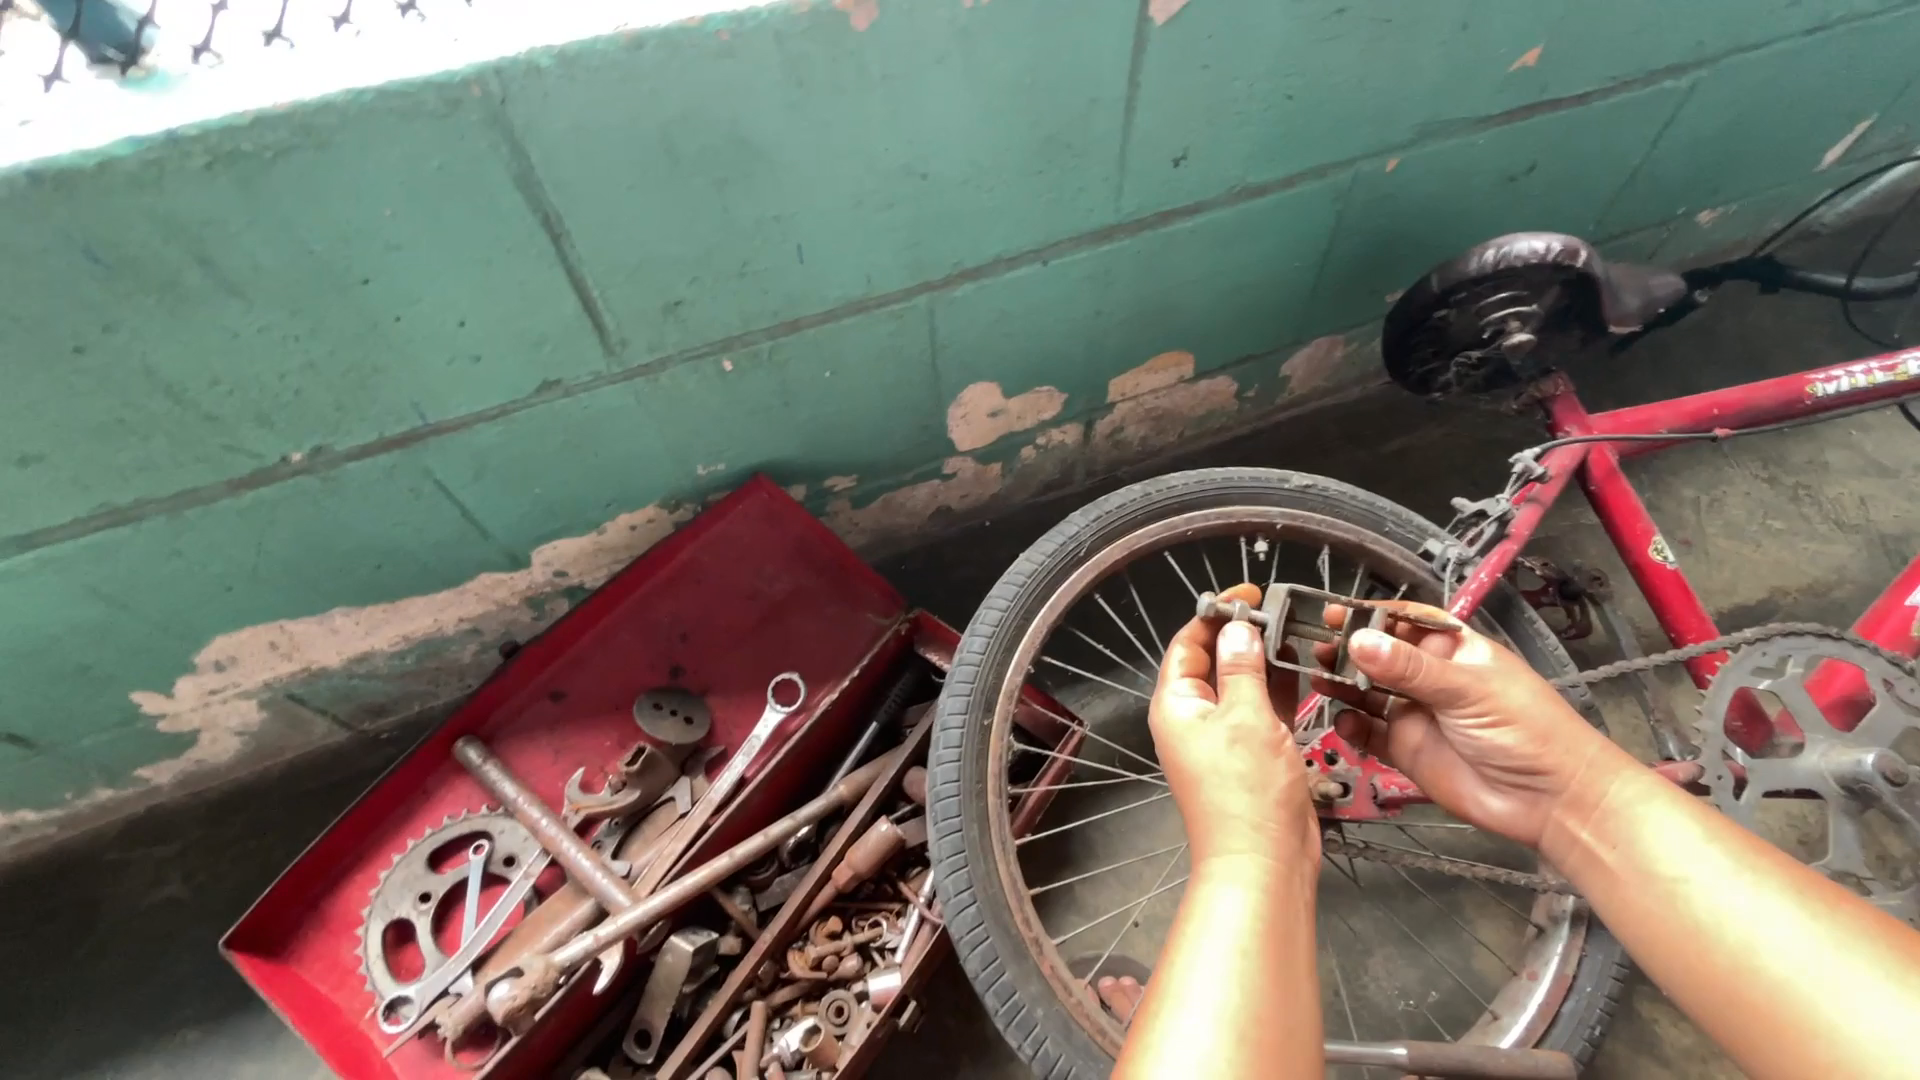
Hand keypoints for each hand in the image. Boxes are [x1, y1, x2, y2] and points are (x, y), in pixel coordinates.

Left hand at [1150, 583, 1319, 875]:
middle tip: (1279, 611)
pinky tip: (1300, 667)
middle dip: (1243, 635)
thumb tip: (1236, 629)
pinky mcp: (1250, 751)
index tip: (1246, 596)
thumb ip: (1242, 668)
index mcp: (1176, 703)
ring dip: (1264, 659)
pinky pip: (1260, 709)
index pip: (1187, 644)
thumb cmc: (1246, 792)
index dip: (1214, 616)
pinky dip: (1276, 689)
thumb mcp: (1245, 718)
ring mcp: (1222, 734)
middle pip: (1214, 661)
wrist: (1263, 863)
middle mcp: (1193, 715)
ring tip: (1295, 631)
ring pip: (1241, 683)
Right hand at [1313, 601, 1634, 849]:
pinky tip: (1344, 723)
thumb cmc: (1525, 730)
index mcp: (1450, 652)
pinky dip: (1350, 727)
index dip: (1369, 615)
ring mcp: (1413, 714)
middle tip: (1315, 650)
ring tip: (1317, 681)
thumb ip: (1408, 669)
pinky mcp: (1403, 749)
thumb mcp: (1467, 690)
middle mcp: (1426, 679)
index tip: (1333, 614)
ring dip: (1340, 686)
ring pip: (1364, 692)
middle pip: (1375, 655)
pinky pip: (1367, 732)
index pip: (1403, 621)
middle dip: (1345, 651)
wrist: (1553, 803)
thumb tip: (1356, 640)